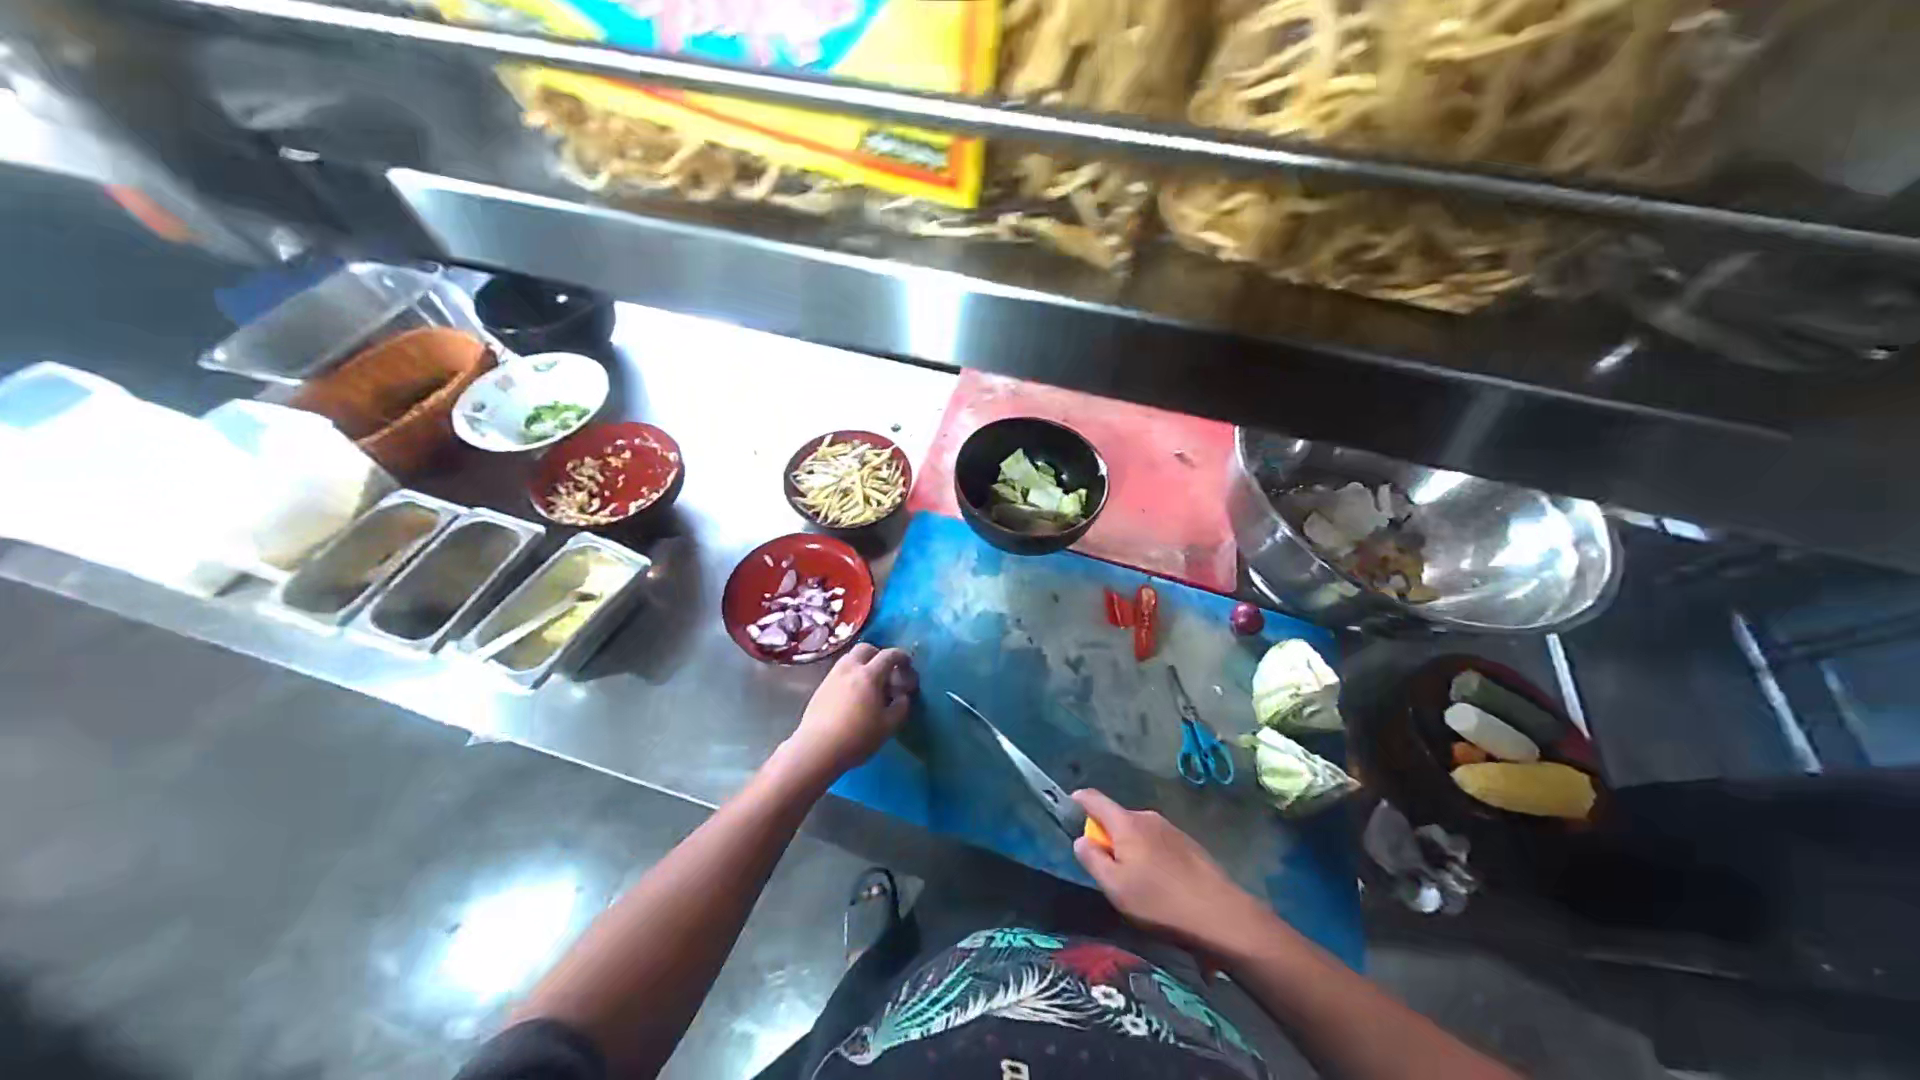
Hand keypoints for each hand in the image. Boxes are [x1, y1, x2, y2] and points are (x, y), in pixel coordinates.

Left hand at [778, 645, 916, 784]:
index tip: (907, 663)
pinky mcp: (821, 688)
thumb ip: (901, 707)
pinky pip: (839, 671)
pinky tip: (852, 694)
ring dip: (862, 663)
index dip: (901, 656)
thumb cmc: (857, 738)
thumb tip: (902, 696)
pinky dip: (850, 674)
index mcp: (869, 675)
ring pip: (849, 658)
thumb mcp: (888, 726)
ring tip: (868, 683)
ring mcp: (832, 677)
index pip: (888, 655)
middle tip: (886, 671)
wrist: (818, 749)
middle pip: (865, 648)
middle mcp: (849, 669)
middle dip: (878, 654)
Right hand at [1072, 789, 1284, 957]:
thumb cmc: (1159, 901)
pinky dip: (1152, 857)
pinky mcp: (1189, 844)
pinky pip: (1158, 843)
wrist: (1221, 915)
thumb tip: (1082, 839)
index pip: (1094, 798)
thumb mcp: (1114, 887)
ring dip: (1132, 849)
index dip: (1078, 801)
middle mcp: (1148, 818)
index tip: (1069, 811)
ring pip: (1139, 833)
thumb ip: (1092, 859)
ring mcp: (1172, 829)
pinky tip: (1162, 886)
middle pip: (1117, 819)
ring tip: (1139, 884)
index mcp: (1126, 823)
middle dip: (1108, 837)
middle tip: (1109, 871)